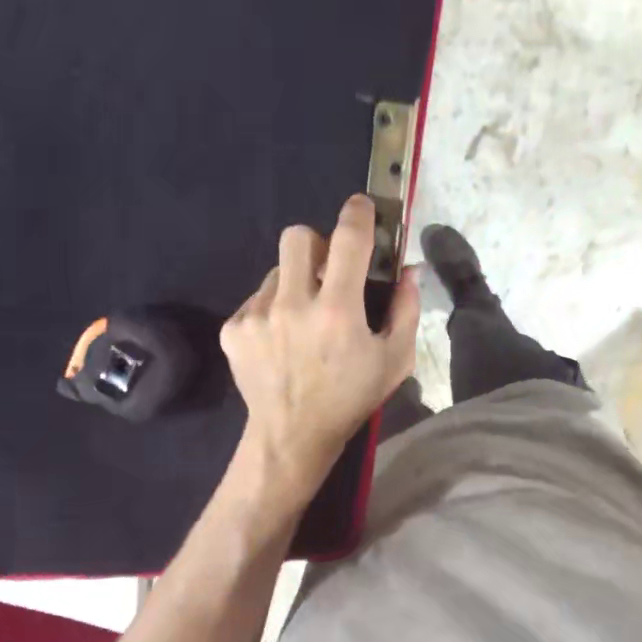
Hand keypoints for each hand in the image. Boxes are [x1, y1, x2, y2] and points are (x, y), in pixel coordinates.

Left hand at [222, 195, 418, 494]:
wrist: (291, 435)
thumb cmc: (350, 399)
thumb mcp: (394, 360)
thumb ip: (406, 309)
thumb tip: (408, 269)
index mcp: (337, 310)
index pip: (348, 238)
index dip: (358, 213)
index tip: (361, 206)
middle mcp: (292, 304)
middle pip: (297, 236)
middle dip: (315, 244)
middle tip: (325, 270)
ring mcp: (256, 316)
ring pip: (276, 271)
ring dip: (294, 284)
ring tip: (302, 321)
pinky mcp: (233, 329)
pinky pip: (256, 299)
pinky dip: (271, 310)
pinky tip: (280, 340)